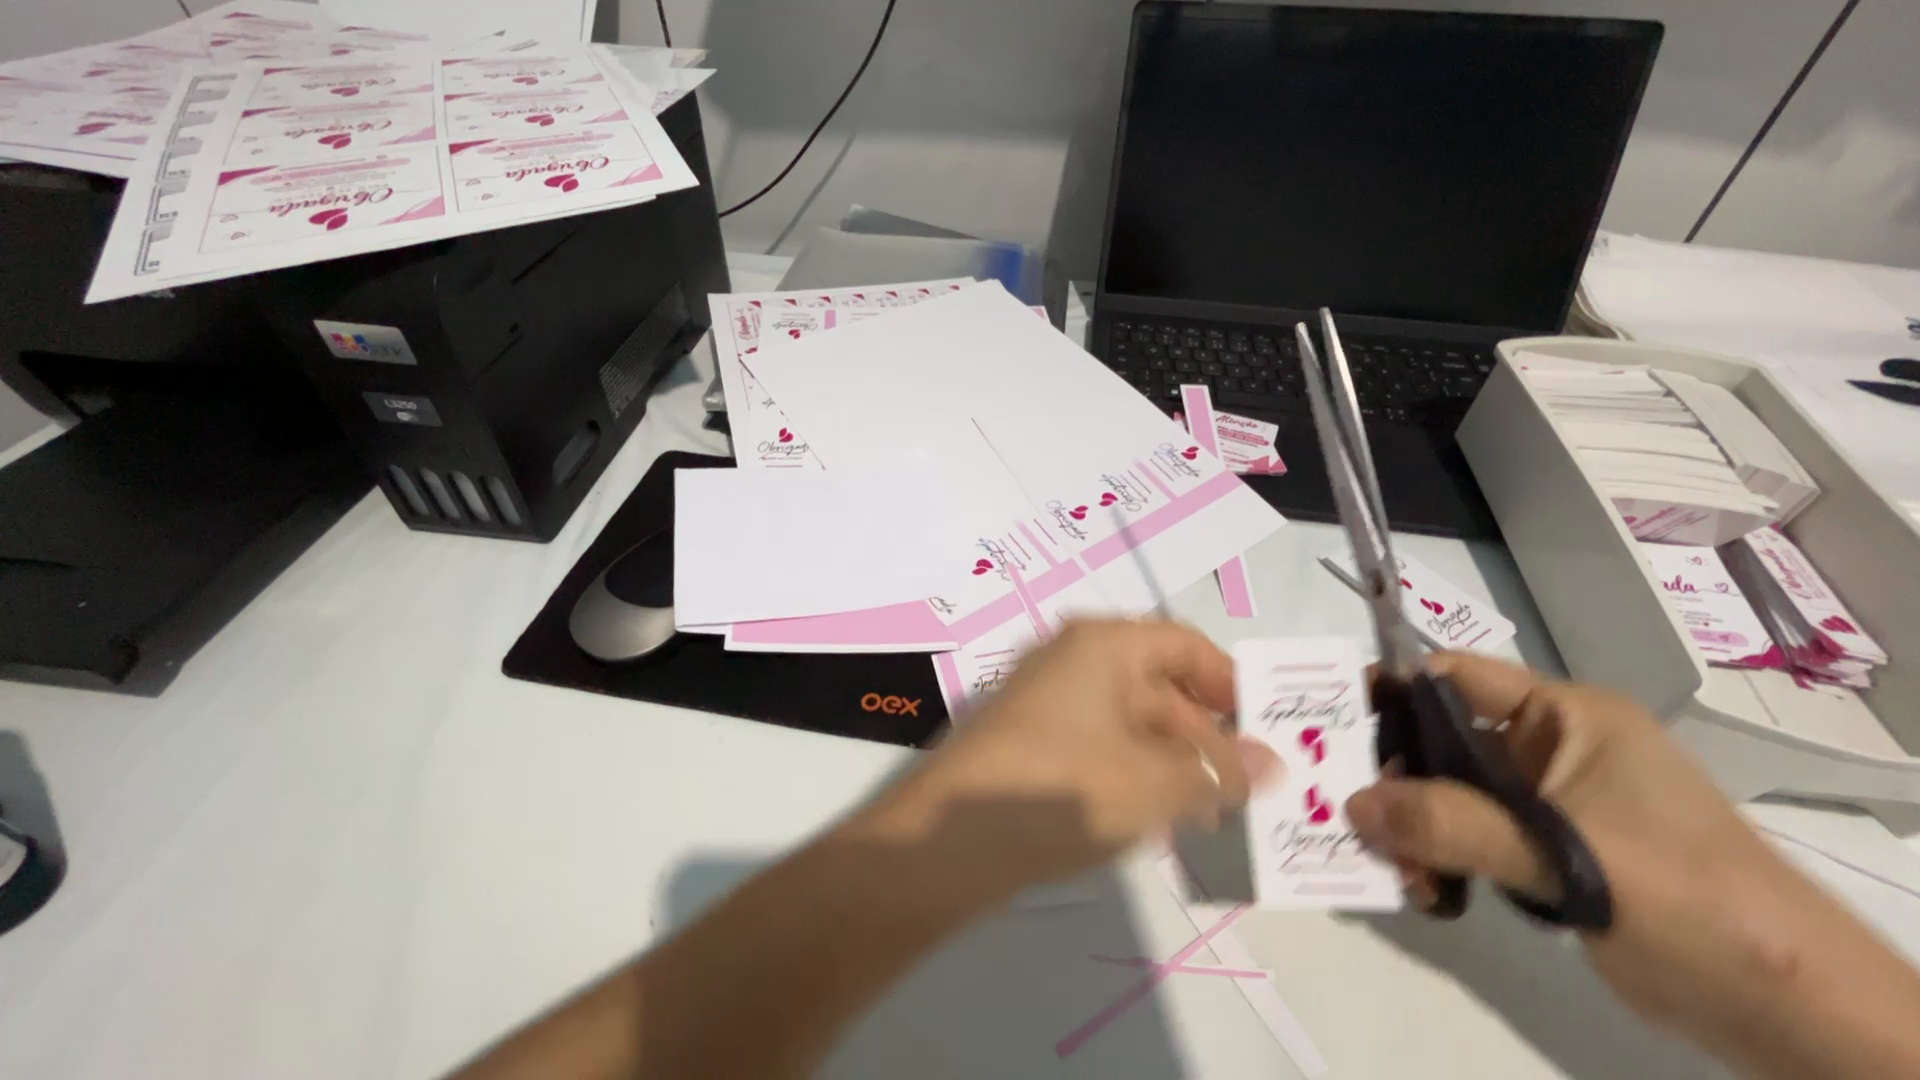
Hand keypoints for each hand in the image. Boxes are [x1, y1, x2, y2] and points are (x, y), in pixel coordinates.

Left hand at [860, 620, 1280, 891]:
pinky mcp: (1028, 740)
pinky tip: (1153, 817)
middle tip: (1246, 790)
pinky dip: (1133, 772)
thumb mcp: (1156, 783)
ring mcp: (1045, 700)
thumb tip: (1271, 762)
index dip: (1231, 684)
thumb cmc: (1064, 790)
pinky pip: (1097, 743)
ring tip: (1208, 812)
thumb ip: (1219, 770)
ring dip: (1172, 760)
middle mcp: (1072, 660)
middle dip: (1205, 736)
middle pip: (1159, 685)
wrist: (950, 839)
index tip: (1267, 731)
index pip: (1186, 646)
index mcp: (1104, 645)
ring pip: (1129, 721)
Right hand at [1345, 653, 1919, 1079]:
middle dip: (1398, 781)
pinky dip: (1441, 860)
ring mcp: (1551, 803)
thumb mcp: (1559, 849)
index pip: (1459, 676)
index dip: (1395, 691)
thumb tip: (1352, 804)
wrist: (1785, 1004)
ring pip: (1451, 796)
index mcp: (1566, 718)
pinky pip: (1469, 838)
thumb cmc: (1683, 896)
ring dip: (1416, 831)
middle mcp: (1552, 749)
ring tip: (1403, 876)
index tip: (1335, 725)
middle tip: (1358, 820)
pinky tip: (1432, 896)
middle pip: (1444, 742)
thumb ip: (1449, 822)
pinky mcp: (1548, 853)